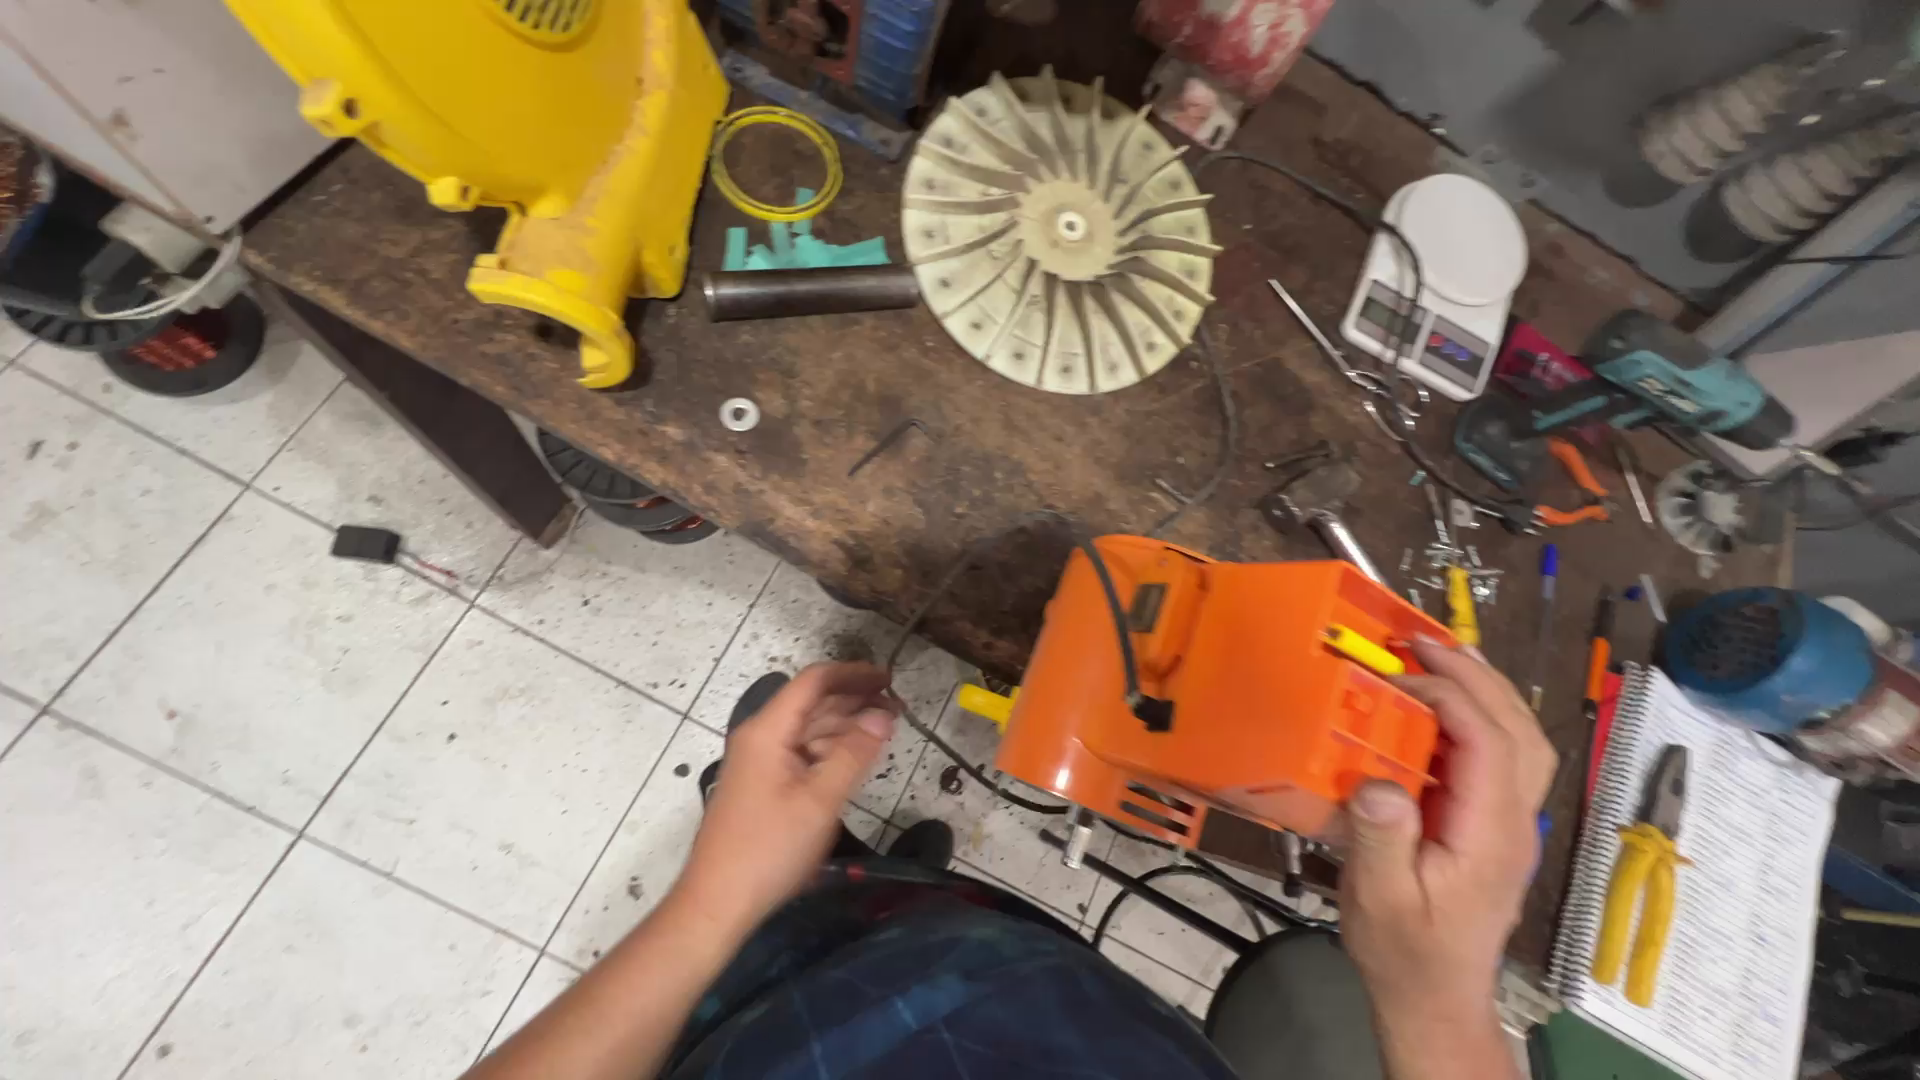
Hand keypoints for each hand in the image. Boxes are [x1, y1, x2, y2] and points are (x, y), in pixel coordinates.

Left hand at [675, 663, 898, 931]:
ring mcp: (759, 760)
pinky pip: (801, 750)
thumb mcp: (820, 801)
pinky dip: (830, 747)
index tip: (890, 679)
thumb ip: (854, 753)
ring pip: (807, 727)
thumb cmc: (768, 849)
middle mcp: (760, 736)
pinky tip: (855, 757)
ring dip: (845, 723)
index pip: (814, 681)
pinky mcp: (763, 783)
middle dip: (854, 698)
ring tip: (884, 729)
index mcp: (768, 730)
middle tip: (897, 707)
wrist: (717, 903)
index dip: (853, 674)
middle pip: (811, 701)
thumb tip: (883, 715)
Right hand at [1337, 638, 1556, 1033]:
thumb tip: (1378, 782)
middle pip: (1520, 732)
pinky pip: (1501, 756)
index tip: (1394, 677)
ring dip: (1487, 689)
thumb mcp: (1381, 898)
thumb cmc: (1404, 949)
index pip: (1488, 745)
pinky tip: (1446, 703)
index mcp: (1489, 834)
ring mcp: (1508, 824)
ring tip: (1441, 654)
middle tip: (1423, 641)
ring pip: (1523, 741)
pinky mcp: (1491, 825)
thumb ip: (1382, 840)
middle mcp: (1513, 822)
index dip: (1448, 698)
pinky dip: (1481, 714)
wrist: (1434, 996)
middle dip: (1477, 677)